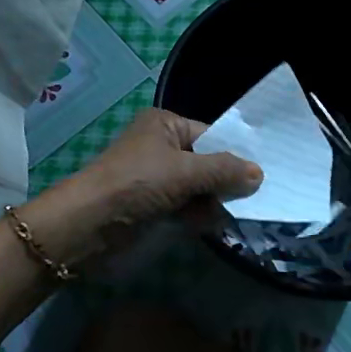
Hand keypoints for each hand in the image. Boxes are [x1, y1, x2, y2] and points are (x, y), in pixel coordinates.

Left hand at [33, 108, 261, 263]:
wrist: (86, 225)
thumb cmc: (136, 184)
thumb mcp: (185, 172)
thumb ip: (224, 171)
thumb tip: (259, 174)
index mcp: (166, 125)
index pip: (212, 135)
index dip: (236, 153)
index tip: (264, 172)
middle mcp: (162, 147)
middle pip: (208, 163)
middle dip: (228, 182)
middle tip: (258, 198)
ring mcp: (157, 178)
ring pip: (200, 188)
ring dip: (216, 203)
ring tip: (239, 216)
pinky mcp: (153, 206)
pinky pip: (187, 207)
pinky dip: (201, 216)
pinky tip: (217, 226)